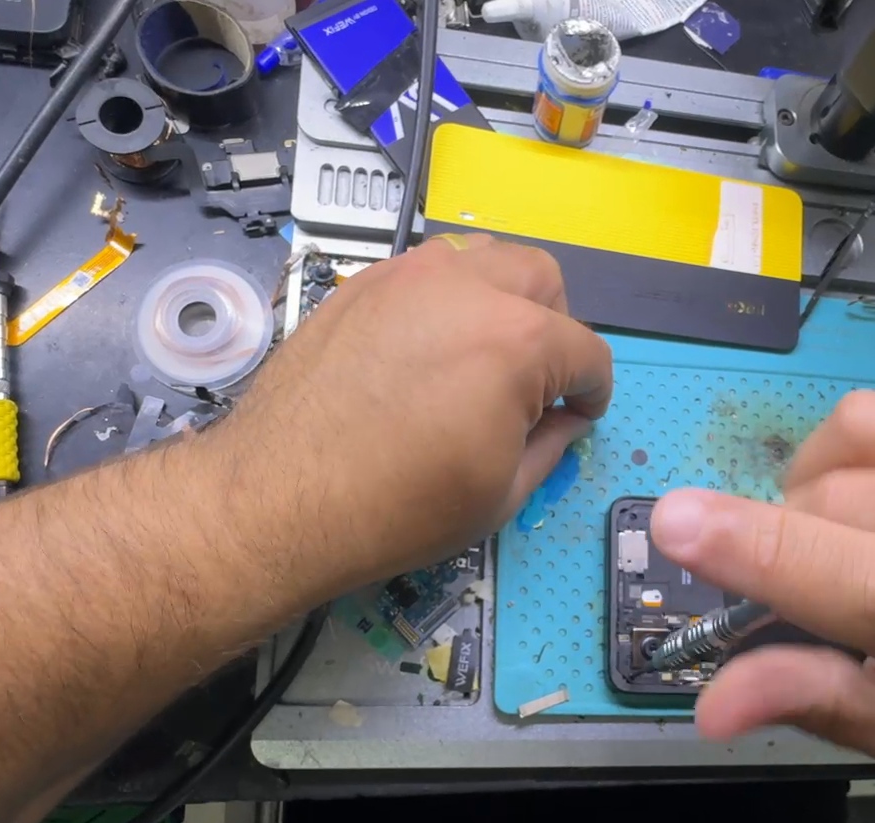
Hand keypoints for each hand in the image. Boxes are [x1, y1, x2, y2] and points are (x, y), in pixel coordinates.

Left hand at [217, 235, 611, 599]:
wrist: (280, 500)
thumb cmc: (400, 511)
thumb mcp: (500, 495)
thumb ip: (552, 445)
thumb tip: (568, 418)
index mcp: (517, 342)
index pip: (588, 352)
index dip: (594, 391)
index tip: (580, 415)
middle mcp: (468, 287)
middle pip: (544, 279)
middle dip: (556, 329)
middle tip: (536, 383)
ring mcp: (408, 275)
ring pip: (486, 259)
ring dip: (504, 301)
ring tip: (481, 358)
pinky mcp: (362, 282)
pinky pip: (429, 270)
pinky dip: (449, 301)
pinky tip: (427, 352)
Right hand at [649, 391, 874, 792]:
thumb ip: (815, 703)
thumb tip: (710, 705)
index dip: (778, 558)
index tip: (675, 525)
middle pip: (853, 510)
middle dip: (782, 546)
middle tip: (786, 594)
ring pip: (853, 453)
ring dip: (804, 503)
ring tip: (831, 549)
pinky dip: (831, 457)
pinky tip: (855, 501)